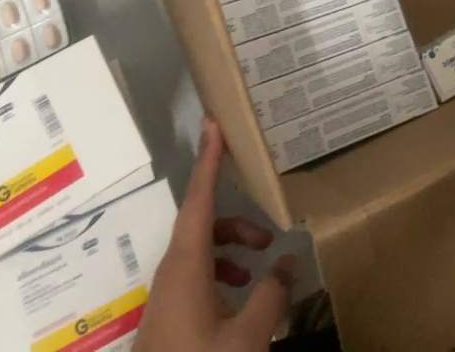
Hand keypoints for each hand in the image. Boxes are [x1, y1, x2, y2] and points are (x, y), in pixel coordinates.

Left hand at [137, 118, 296, 351]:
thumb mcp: (246, 338)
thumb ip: (270, 298)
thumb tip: (287, 265)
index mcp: (186, 265)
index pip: (200, 199)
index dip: (209, 160)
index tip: (214, 123)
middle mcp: (172, 271)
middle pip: (202, 223)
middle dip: (236, 219)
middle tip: (269, 233)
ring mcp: (167, 294)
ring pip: (200, 251)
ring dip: (232, 249)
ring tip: (261, 266)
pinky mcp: (168, 316)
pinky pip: (196, 275)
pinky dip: (221, 273)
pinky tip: (242, 298)